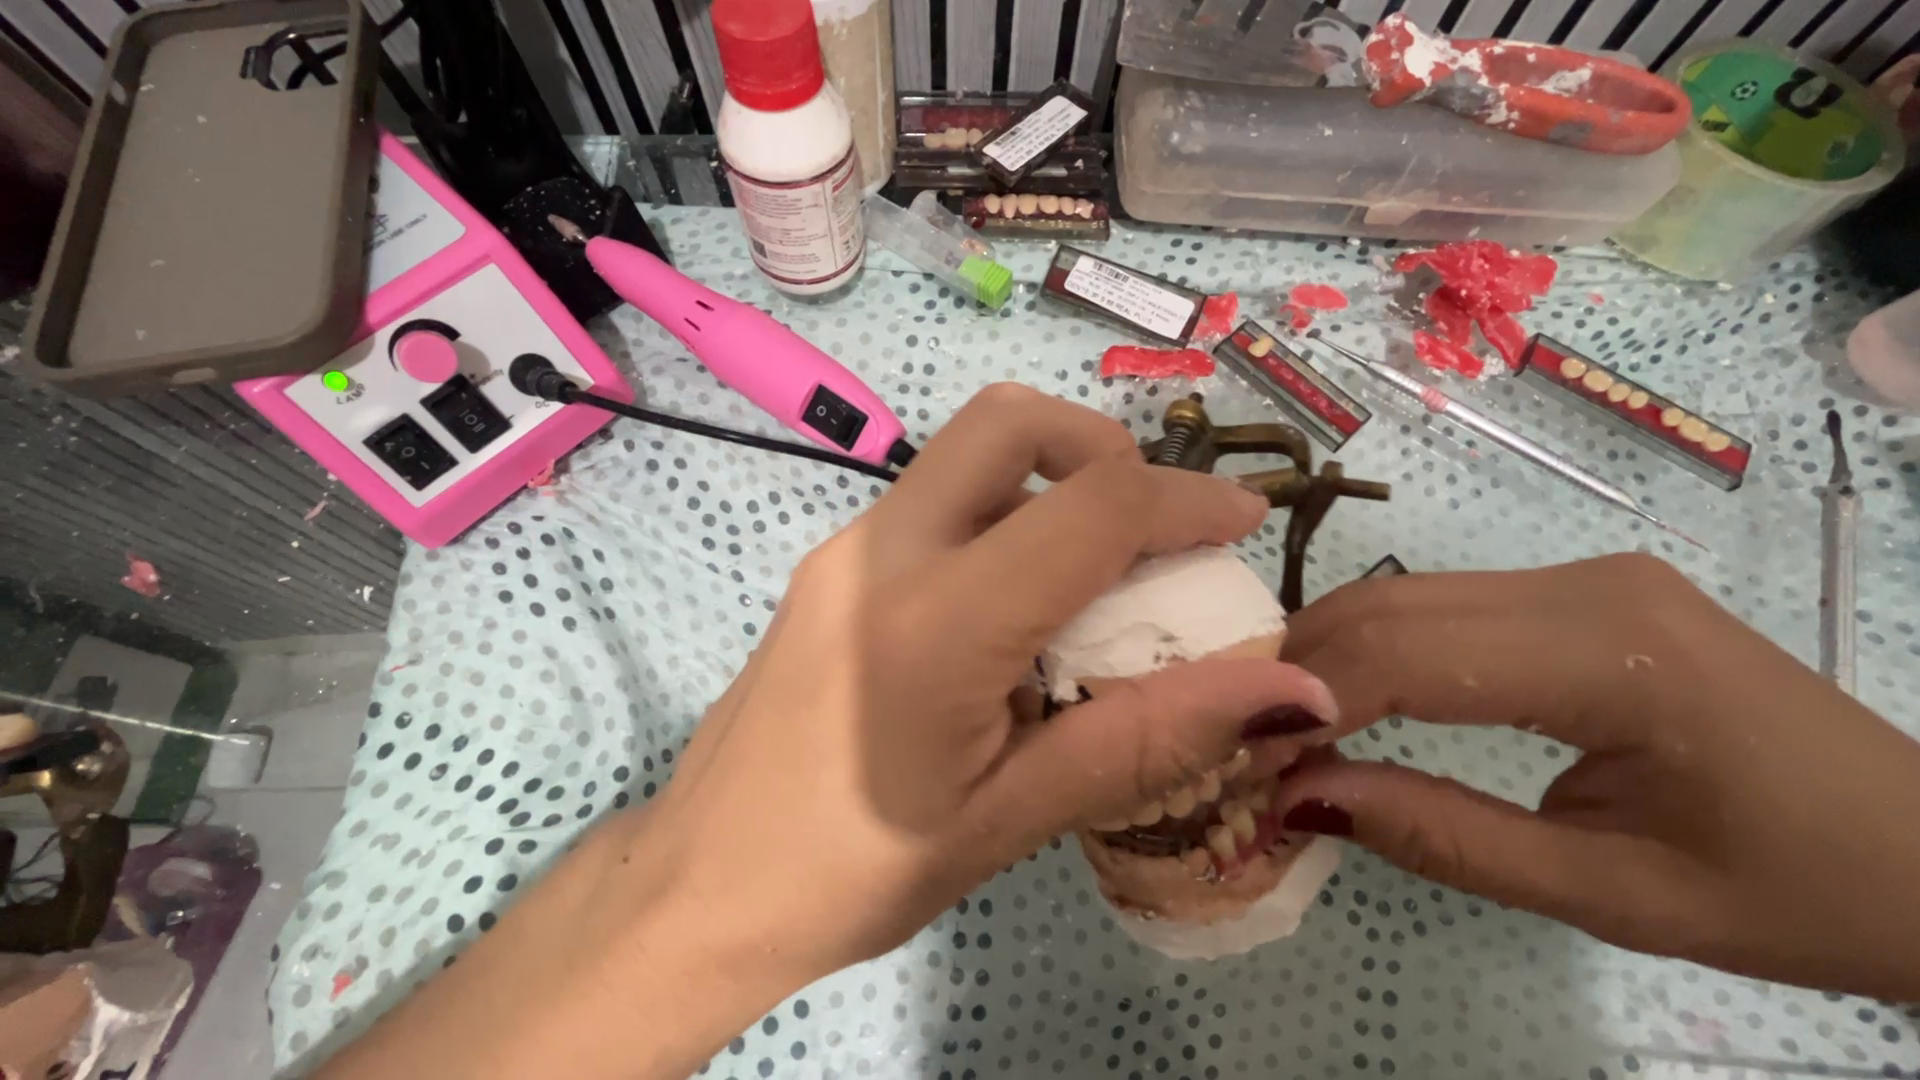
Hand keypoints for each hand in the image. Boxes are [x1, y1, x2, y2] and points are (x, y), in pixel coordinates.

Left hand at [656, 383, 1339, 976]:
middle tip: (1150, 528)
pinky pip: (932, 504)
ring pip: (964, 456)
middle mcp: (882, 552)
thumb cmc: (856, 872)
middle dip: (1100, 447)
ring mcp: (842, 551)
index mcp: (936, 620)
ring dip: (1048, 482)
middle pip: (1007, 421)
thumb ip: (1149, 737)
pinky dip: (1000, 519)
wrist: (702, 886)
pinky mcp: (826, 568)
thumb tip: (1289, 688)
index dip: (1185, 500)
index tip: (1244, 524)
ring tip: (1092, 576)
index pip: (1090, 508)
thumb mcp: (1013, 817)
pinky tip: (1016, 610)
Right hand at [1270, 553, 1919, 1000]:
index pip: (1405, 654)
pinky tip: (1347, 702)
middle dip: (1297, 674)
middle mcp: (1586, 583)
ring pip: (1400, 597)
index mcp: (1612, 654)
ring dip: (1325, 658)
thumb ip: (1440, 838)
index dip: (1307, 704)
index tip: (1243, 763)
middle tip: (1246, 747)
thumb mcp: (1610, 895)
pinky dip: (1372, 651)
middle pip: (1387, 607)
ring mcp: (1580, 576)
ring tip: (1284, 732)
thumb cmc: (1794, 893)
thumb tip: (1296, 798)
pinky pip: (1436, 606)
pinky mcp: (1573, 591)